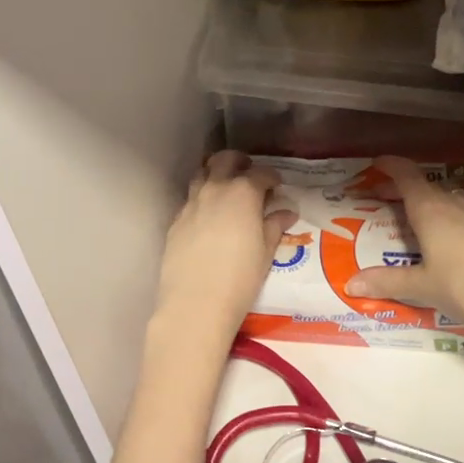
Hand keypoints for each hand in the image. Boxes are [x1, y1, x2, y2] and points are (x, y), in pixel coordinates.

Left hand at [153, 150, 298, 343]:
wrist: (195, 302)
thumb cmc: (240, 278)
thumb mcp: (265, 252)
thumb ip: (275, 226)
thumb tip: (287, 212)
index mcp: (243, 193)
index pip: (261, 174)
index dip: (271, 177)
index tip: (277, 184)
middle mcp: (215, 189)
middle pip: (224, 160)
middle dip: (238, 161)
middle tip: (248, 170)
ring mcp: (192, 202)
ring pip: (202, 174)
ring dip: (215, 174)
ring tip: (225, 187)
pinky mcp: (176, 220)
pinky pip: (190, 198)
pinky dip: (201, 198)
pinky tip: (207, 215)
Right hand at [343, 156, 463, 334]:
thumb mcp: (422, 286)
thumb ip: (387, 282)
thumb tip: (351, 284)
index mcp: (429, 208)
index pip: (405, 174)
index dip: (389, 165)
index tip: (374, 164)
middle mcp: (451, 204)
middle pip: (422, 186)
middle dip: (401, 188)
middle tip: (381, 199)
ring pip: (443, 199)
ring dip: (425, 202)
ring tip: (411, 219)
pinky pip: (460, 214)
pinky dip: (444, 217)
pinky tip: (444, 240)